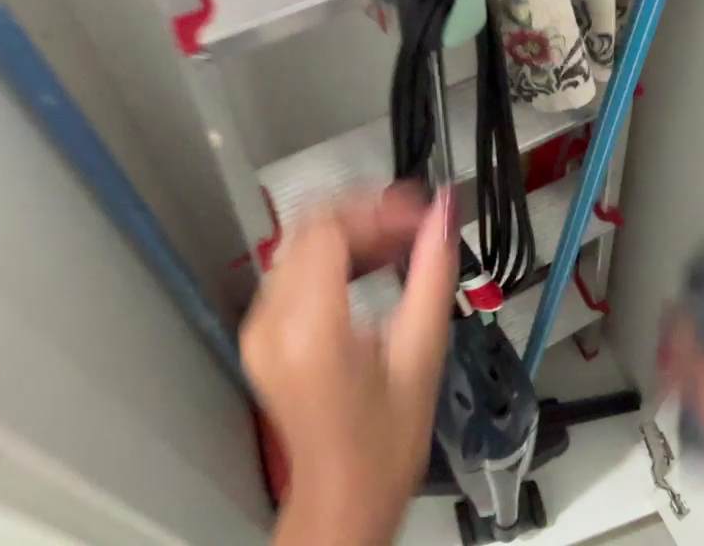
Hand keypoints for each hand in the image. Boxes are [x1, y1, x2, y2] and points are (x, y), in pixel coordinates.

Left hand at [245, 184, 457, 545]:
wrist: (343, 496)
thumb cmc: (381, 447)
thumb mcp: (421, 356)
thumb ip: (433, 275)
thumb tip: (443, 217)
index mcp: (310, 330)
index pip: (328, 227)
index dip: (375, 207)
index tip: (415, 212)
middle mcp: (273, 323)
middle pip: (311, 226)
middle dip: (365, 213)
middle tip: (410, 222)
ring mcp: (260, 328)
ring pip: (300, 240)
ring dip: (350, 231)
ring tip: (397, 241)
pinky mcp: (262, 331)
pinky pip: (293, 266)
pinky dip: (332, 254)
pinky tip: (369, 263)